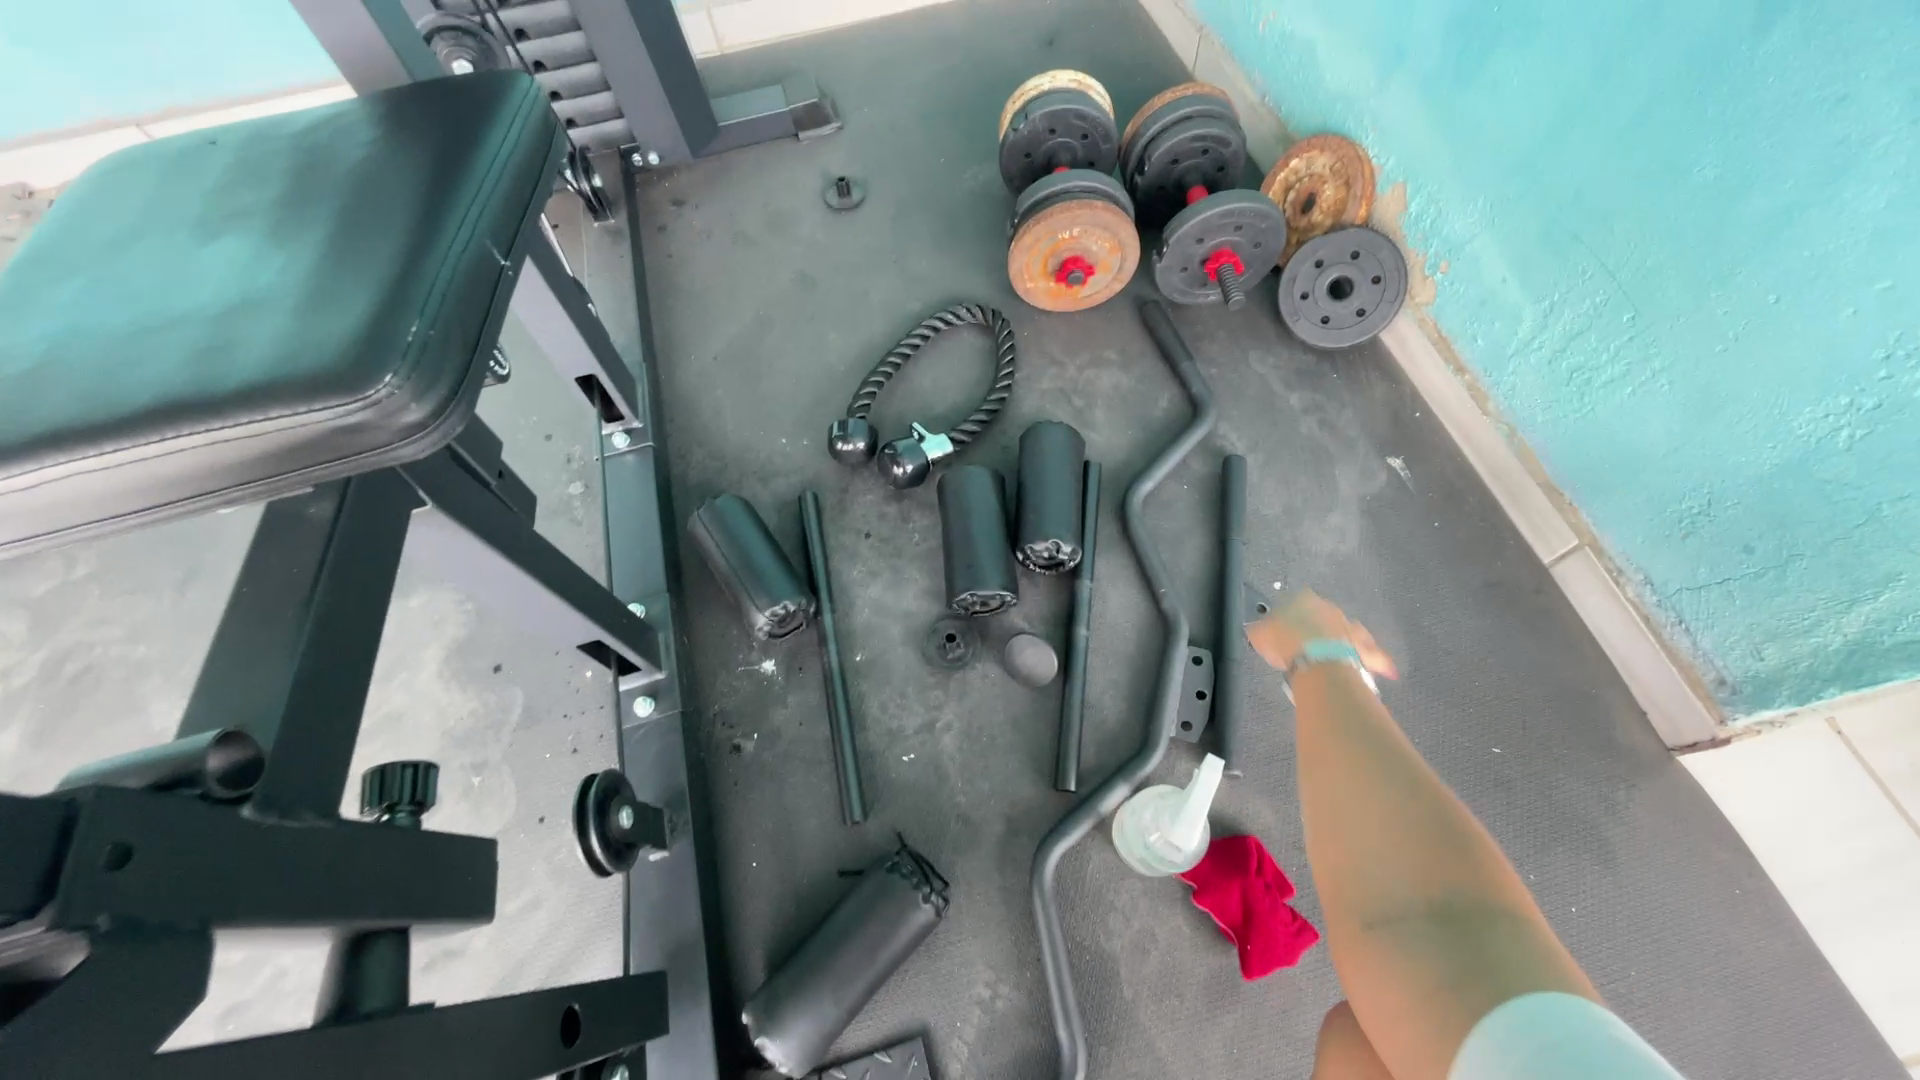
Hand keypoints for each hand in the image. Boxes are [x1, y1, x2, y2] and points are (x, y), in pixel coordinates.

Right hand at [1247, 590, 1398, 679]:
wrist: (1316, 658)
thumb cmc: (1284, 642)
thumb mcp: (1260, 635)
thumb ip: (1260, 631)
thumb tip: (1255, 630)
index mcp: (1303, 600)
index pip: (1298, 602)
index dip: (1293, 616)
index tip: (1288, 629)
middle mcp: (1330, 609)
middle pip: (1326, 616)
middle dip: (1321, 627)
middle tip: (1313, 643)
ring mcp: (1349, 627)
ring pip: (1352, 632)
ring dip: (1349, 640)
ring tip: (1344, 653)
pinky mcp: (1364, 647)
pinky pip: (1373, 654)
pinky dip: (1379, 661)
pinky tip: (1388, 670)